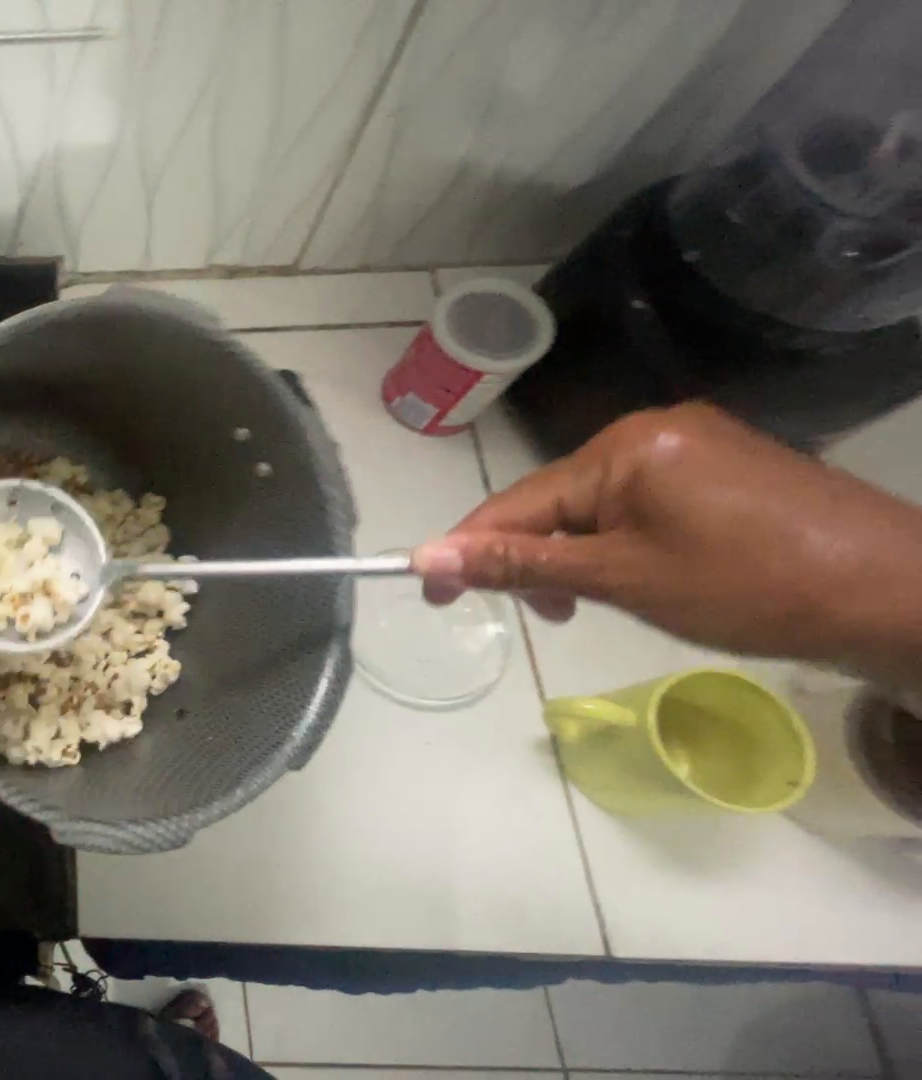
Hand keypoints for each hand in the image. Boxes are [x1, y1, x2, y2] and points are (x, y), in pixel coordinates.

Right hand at [412, 404, 921, 681]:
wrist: (908, 598)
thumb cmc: (754, 589)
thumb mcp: (620, 580)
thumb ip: (515, 564)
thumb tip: (424, 559)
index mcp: (622, 448)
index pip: (515, 503)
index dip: (465, 550)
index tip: (431, 596)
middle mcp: (647, 431)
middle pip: (551, 501)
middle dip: (532, 557)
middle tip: (546, 613)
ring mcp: (686, 444)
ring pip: (590, 505)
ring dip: (571, 554)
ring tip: (588, 601)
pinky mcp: (716, 464)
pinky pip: (632, 502)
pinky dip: (613, 541)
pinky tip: (629, 572)